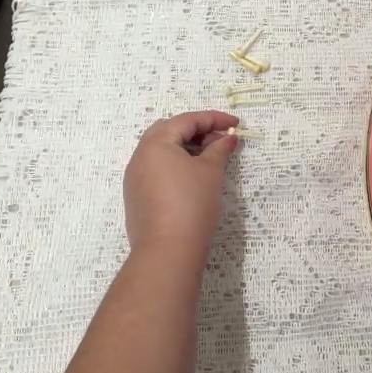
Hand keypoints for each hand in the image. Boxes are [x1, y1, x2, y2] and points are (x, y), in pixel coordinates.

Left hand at [123, 111, 239, 267]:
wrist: (167, 253)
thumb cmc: (191, 204)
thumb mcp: (211, 171)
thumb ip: (219, 148)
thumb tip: (227, 138)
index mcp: (155, 142)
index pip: (187, 120)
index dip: (214, 119)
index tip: (236, 124)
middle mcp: (140, 155)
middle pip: (170, 131)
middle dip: (197, 132)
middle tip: (220, 142)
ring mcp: (135, 177)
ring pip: (162, 151)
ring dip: (186, 149)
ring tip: (210, 160)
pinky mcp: (137, 197)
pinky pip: (157, 169)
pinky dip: (176, 166)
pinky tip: (193, 179)